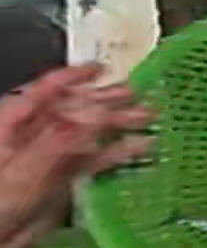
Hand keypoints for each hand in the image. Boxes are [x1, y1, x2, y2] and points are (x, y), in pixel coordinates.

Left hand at [0, 65, 151, 247]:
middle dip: (103, 101)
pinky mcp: (60, 179)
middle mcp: (25, 142)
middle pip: (66, 112)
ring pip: (85, 134)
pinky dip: (120, 151)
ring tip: (150, 118)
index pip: (36, 97)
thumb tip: (100, 112)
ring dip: (119, 124)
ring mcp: (44, 160)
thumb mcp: (23, 172)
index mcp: (5, 133)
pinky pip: (94, 159)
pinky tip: (143, 148)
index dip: (67, 80)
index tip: (100, 68)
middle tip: (140, 95)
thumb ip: (61, 141)